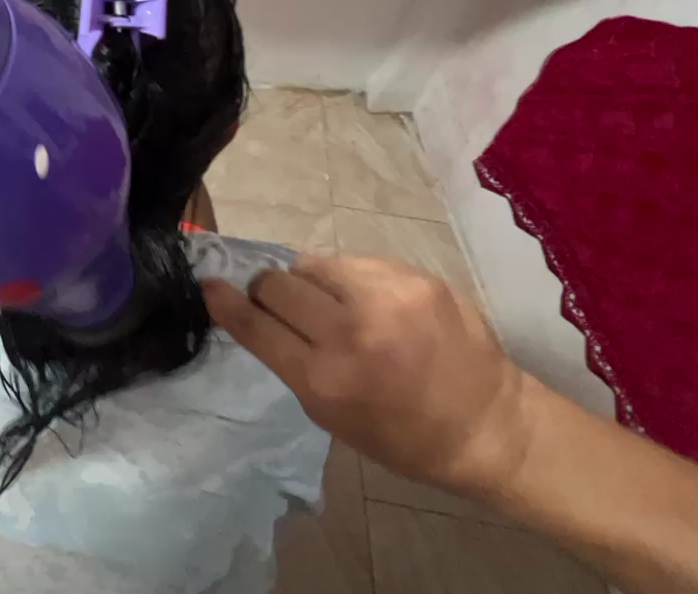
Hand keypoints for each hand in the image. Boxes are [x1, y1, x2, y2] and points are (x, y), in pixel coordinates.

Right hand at [204, 254, 537, 499]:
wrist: (489, 426)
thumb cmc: (400, 436)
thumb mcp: (331, 415)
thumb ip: (291, 359)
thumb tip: (254, 311)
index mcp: (325, 380)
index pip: (255, 325)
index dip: (225, 303)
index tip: (208, 286)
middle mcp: (350, 333)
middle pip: (276, 283)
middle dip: (270, 292)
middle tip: (285, 305)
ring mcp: (386, 298)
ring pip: (311, 263)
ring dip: (310, 281)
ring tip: (333, 303)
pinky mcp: (413, 277)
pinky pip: (354, 262)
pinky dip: (349, 279)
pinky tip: (372, 302)